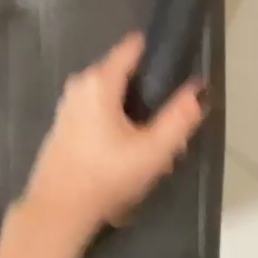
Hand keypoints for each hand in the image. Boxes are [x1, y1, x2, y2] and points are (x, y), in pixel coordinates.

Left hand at [20, 34, 205, 237]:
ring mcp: (68, 103)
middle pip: (123, 73)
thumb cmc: (106, 176)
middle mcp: (80, 83)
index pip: (131, 47)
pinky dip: (113, 121)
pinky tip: (125, 151)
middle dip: (147, 92)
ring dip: (131, 112)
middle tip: (166, 123)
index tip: (176, 67)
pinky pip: (96, 109)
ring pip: (110, 95)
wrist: (58, 210)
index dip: (155, 52)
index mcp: (99, 81)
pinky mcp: (63, 123)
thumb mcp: (152, 152)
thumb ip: (179, 118)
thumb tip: (199, 89)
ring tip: (150, 142)